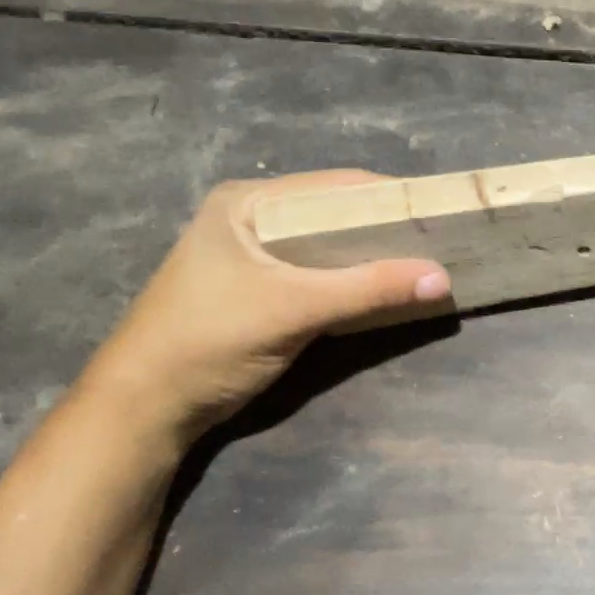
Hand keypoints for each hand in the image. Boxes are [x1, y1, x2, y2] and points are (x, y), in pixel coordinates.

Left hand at [80, 170, 451, 439]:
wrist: (148, 407)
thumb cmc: (210, 339)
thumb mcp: (295, 309)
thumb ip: (369, 289)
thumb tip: (443, 277)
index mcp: (250, 204)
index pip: (337, 187)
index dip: (393, 198)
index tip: (444, 213)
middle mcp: (257, 220)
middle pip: (339, 215)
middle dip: (391, 229)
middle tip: (446, 241)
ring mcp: (262, 257)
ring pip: (336, 247)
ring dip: (379, 258)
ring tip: (431, 264)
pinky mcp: (271, 291)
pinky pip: (330, 275)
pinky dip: (361, 282)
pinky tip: (394, 290)